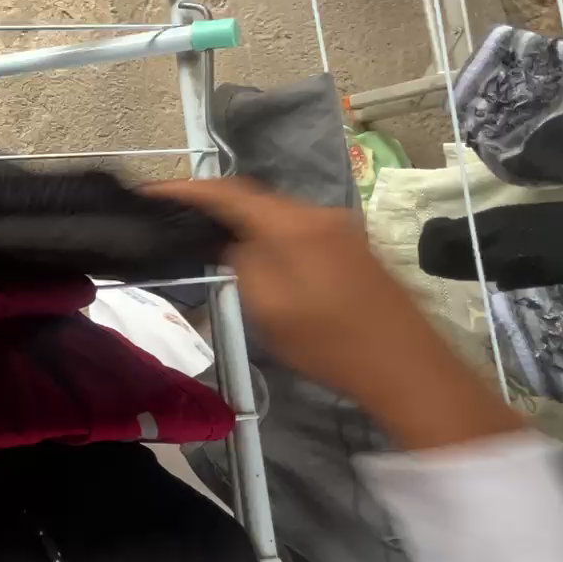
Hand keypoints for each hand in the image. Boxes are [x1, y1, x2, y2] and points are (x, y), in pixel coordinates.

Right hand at [149, 177, 523, 449]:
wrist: (412, 372)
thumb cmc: (330, 343)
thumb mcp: (266, 306)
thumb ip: (239, 261)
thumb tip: (227, 241)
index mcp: (293, 225)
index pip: (226, 192)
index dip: (185, 189)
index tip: (150, 192)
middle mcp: (317, 214)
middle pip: (251, 195)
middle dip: (209, 201)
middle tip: (170, 212)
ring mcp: (339, 228)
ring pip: (272, 210)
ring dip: (237, 216)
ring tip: (201, 229)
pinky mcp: (350, 245)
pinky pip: (292, 224)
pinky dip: (262, 228)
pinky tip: (247, 246)